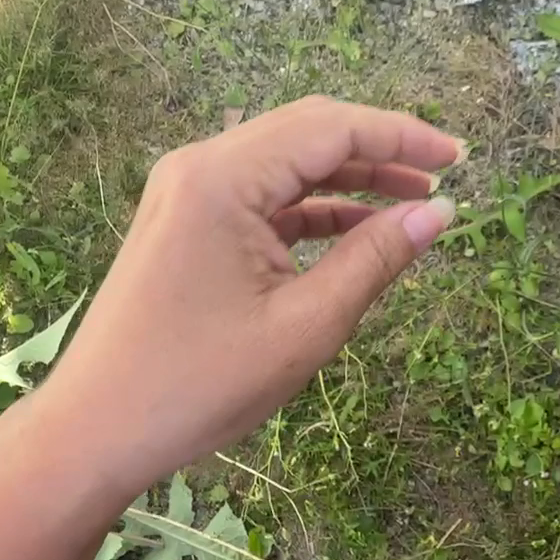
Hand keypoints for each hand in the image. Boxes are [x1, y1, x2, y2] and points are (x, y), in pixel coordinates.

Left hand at [28, 97, 460, 491]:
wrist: (100, 429)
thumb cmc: (205, 381)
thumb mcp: (308, 322)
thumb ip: (376, 258)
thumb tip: (440, 213)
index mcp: (225, 179)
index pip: (331, 129)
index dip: (402, 136)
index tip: (459, 157)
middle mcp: (203, 168)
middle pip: (309, 134)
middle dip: (381, 150)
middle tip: (443, 173)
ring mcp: (193, 195)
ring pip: (290, 165)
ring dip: (353, 180)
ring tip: (414, 200)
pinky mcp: (193, 226)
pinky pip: (269, 200)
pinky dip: (319, 210)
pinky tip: (361, 230)